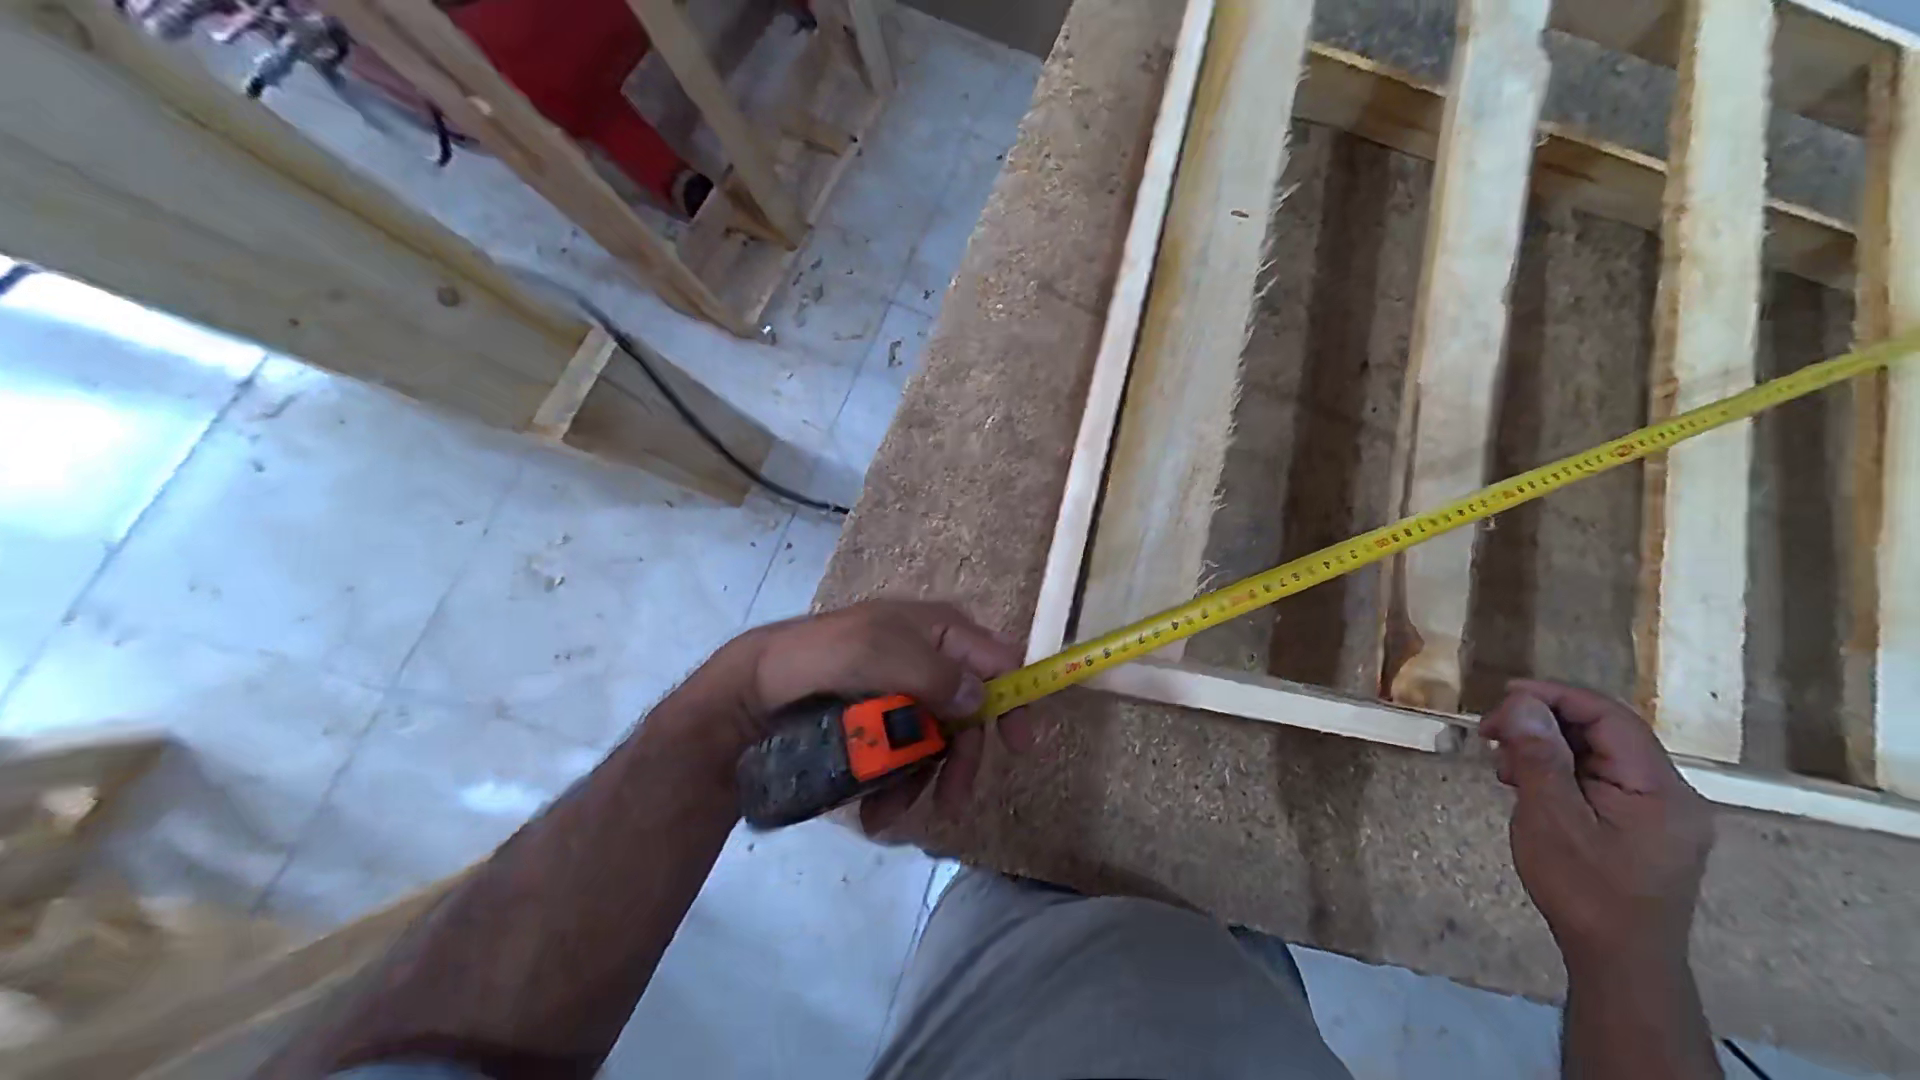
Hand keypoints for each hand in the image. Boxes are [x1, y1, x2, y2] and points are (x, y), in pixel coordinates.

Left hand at [663, 600, 1035, 832]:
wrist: (752, 692)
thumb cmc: (819, 660)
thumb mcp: (878, 652)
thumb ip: (935, 673)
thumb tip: (981, 698)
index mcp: (935, 629)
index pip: (996, 657)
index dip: (1015, 697)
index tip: (1019, 745)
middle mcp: (926, 660)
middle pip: (970, 712)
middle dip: (962, 759)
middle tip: (955, 801)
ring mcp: (902, 693)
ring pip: (937, 742)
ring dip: (922, 783)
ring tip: (890, 815)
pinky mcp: (879, 722)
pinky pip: (905, 755)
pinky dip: (896, 786)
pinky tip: (875, 811)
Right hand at [1478, 680, 1714, 973]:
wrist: (1618, 959)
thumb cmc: (1584, 889)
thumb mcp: (1551, 819)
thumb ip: (1539, 758)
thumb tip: (1522, 703)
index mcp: (1660, 789)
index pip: (1610, 716)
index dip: (1556, 696)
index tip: (1503, 695)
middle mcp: (1670, 793)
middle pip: (1604, 731)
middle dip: (1542, 722)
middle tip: (1491, 733)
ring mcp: (1657, 810)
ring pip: (1596, 752)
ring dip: (1544, 746)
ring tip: (1502, 764)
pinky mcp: (1640, 824)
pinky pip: (1596, 776)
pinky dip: (1556, 768)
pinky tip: (1524, 783)